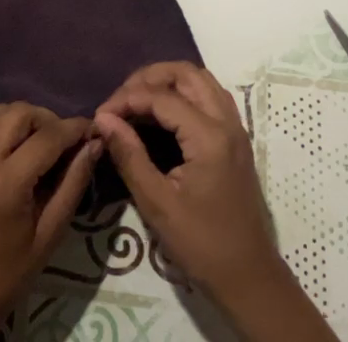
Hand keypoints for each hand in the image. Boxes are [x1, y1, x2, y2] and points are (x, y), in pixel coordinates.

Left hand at [0, 102, 100, 341]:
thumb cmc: (8, 272)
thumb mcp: (50, 233)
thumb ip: (73, 183)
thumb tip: (94, 144)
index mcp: (7, 184)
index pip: (48, 136)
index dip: (76, 128)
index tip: (93, 130)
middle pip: (20, 113)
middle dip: (49, 119)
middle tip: (66, 142)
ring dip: (23, 117)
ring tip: (39, 140)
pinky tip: (5, 133)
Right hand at [93, 63, 278, 290]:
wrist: (247, 274)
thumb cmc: (200, 243)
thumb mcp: (156, 202)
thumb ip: (129, 155)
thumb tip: (103, 119)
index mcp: (209, 136)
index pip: (162, 97)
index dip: (126, 100)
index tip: (100, 116)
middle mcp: (227, 122)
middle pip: (186, 74)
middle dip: (149, 78)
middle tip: (120, 100)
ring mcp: (235, 128)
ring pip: (201, 80)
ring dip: (168, 81)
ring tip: (136, 101)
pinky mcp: (235, 138)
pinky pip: (210, 97)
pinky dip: (184, 93)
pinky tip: (161, 113)